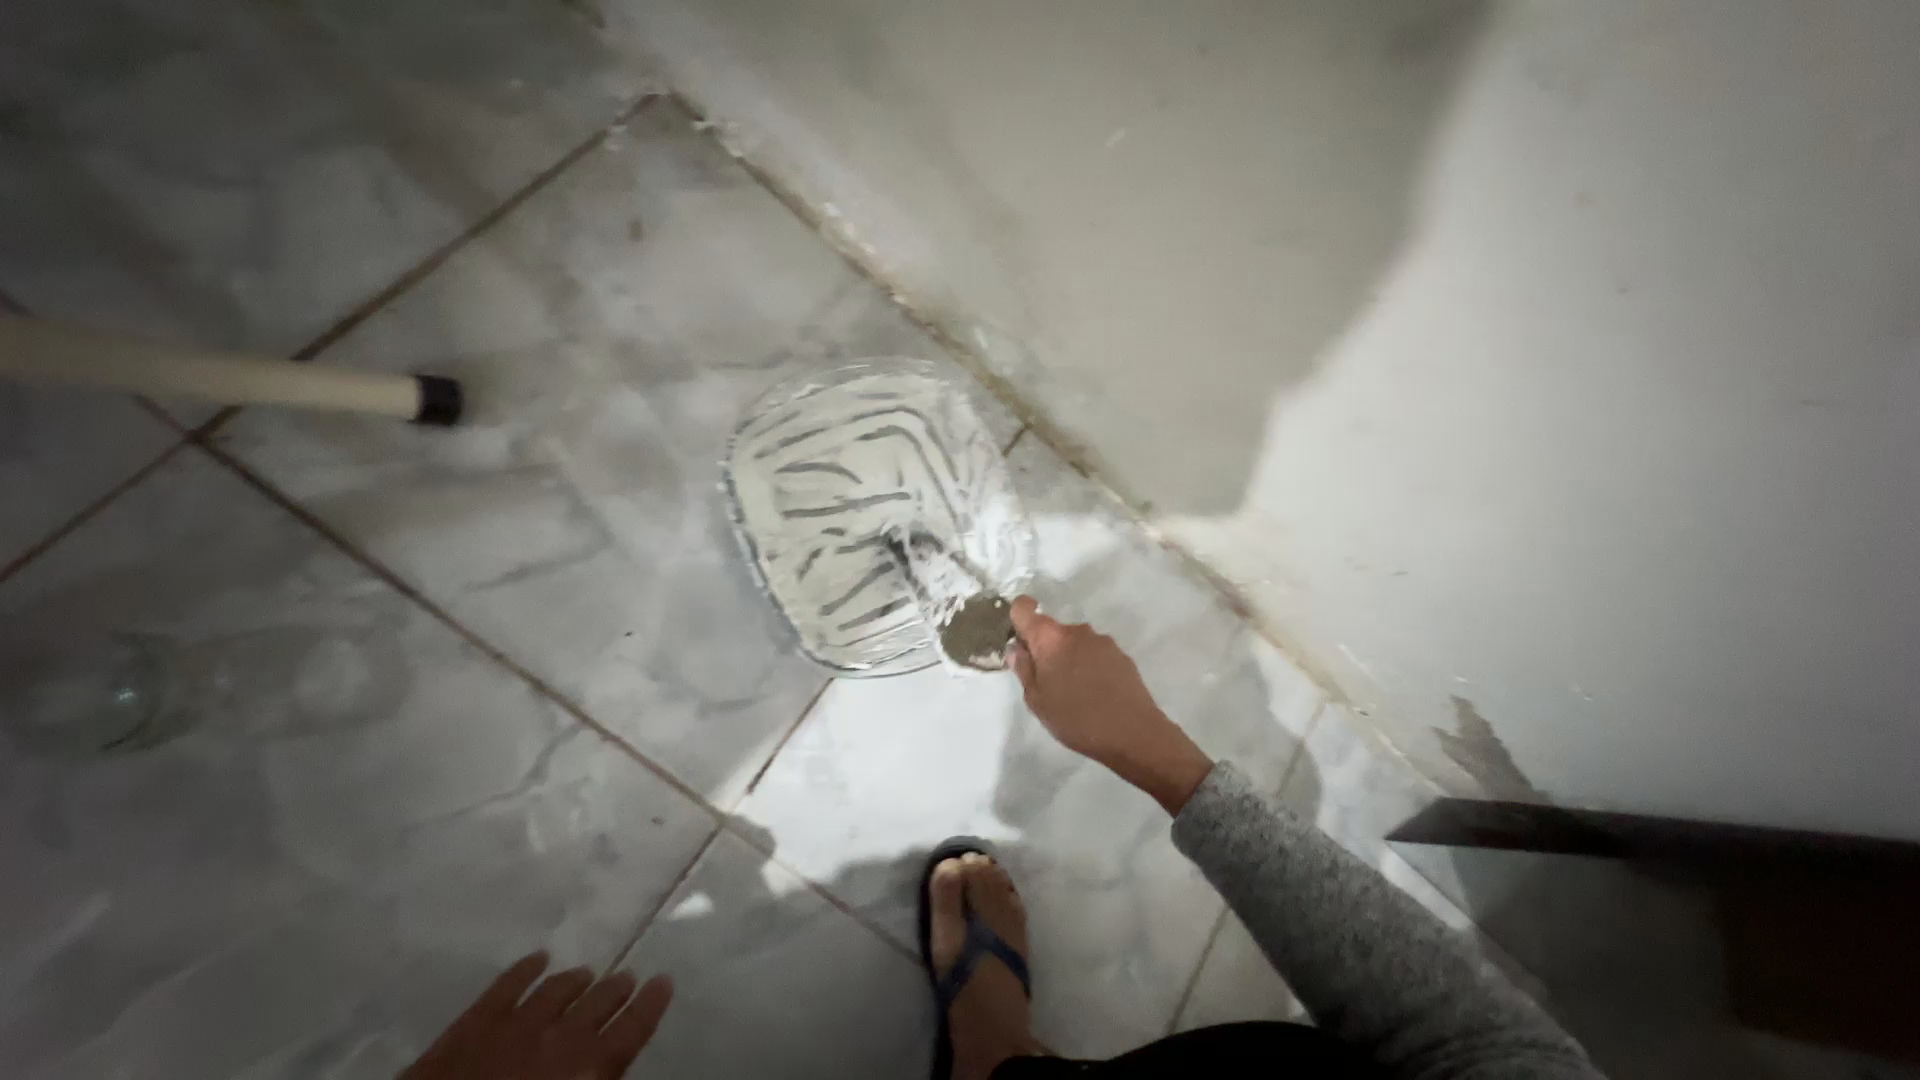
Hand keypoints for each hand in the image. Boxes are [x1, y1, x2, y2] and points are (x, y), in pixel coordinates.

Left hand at [401, 953, 672, 1079]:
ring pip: (558, 989)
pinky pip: (507, 986)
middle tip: (628, 977)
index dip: (651, 1003)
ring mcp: (515, 1025)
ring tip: (586, 973)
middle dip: (617, 988)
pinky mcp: (472, 1024)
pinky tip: (538, 959)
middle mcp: (560, 1038)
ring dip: (577, 980)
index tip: (664, 980)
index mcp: (587, 1070)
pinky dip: (526, 969)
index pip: (632, 1028)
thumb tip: (609, 1070)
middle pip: (599, 1002)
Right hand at [1007, 596, 1213, 813]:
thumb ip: (1023, 669)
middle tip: (1047, 682)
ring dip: (1069, 658)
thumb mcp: (1037, 701)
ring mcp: (1102, 641)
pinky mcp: (1121, 654)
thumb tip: (1016, 648)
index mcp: (1050, 638)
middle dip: (1045, 649)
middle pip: (1051, 630)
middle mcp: (1077, 630)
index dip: (1017, 620)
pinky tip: (1096, 693)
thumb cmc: (1076, 719)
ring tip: (1075, 692)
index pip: (1024, 608)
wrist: (1133, 734)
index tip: (1020, 644)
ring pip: (1074, 643)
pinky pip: (1094, 653)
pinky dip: (1089, 666)